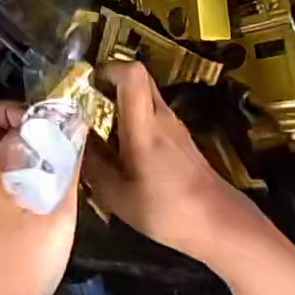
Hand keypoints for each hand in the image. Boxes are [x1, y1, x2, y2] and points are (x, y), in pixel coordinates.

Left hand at [0, 101, 79, 294]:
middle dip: (11, 120)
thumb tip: (74, 127)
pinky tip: (39, 177)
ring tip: (45, 150)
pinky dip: (9, 163)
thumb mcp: (54, 211)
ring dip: (10, 141)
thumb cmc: (22, 258)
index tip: (53, 119)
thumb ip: (65, 166)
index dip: (23, 110)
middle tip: (45, 129)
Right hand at [85, 62, 261, 263]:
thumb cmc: (168, 211)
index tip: (87, 83)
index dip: (108, 69)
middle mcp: (162, 117)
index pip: (133, 74)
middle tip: (86, 100)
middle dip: (110, 81)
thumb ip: (93, 167)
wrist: (220, 224)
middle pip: (139, 78)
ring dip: (120, 101)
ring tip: (97, 125)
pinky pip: (152, 114)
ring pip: (145, 96)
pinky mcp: (180, 138)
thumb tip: (73, 145)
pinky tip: (120, 146)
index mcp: (145, 126)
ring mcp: (174, 126)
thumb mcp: (118, 197)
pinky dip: (133, 118)